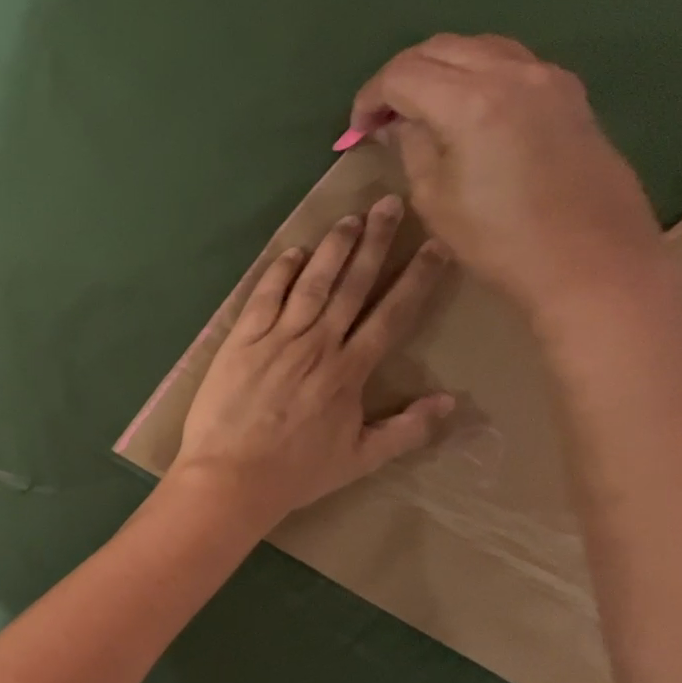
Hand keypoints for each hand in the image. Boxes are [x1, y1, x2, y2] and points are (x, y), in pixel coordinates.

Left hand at [168, 197, 454, 528]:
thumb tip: (451, 401)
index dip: (416, 278)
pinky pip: (262, 300)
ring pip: (310, 284)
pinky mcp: (238, 344)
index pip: (392, 313)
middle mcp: (317, 345)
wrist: (230, 477)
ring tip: (350, 218)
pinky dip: (278, 274)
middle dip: (375, 242)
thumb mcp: (360, 458)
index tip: (434, 246)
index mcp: (350, 370)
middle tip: (391, 205)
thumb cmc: (293, 473)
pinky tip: (292, 253)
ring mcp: (275, 341)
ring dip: (331, 248)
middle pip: (352, 285)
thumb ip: (407, 429)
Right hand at [350, 34, 668, 320]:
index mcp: (471, 103)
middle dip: (398, 80)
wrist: (586, 255)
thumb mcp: (433, 196)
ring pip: (475, 48)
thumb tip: (397, 124)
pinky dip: (470, 76)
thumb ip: (412, 146)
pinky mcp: (565, 91)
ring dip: (436, 72)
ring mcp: (545, 77)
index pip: (402, 75)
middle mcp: (512, 75)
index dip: (369, 100)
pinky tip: (458, 116)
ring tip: (416, 116)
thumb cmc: (496, 238)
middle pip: (438, 49)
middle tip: (380, 122)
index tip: (356, 134)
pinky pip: (506, 62)